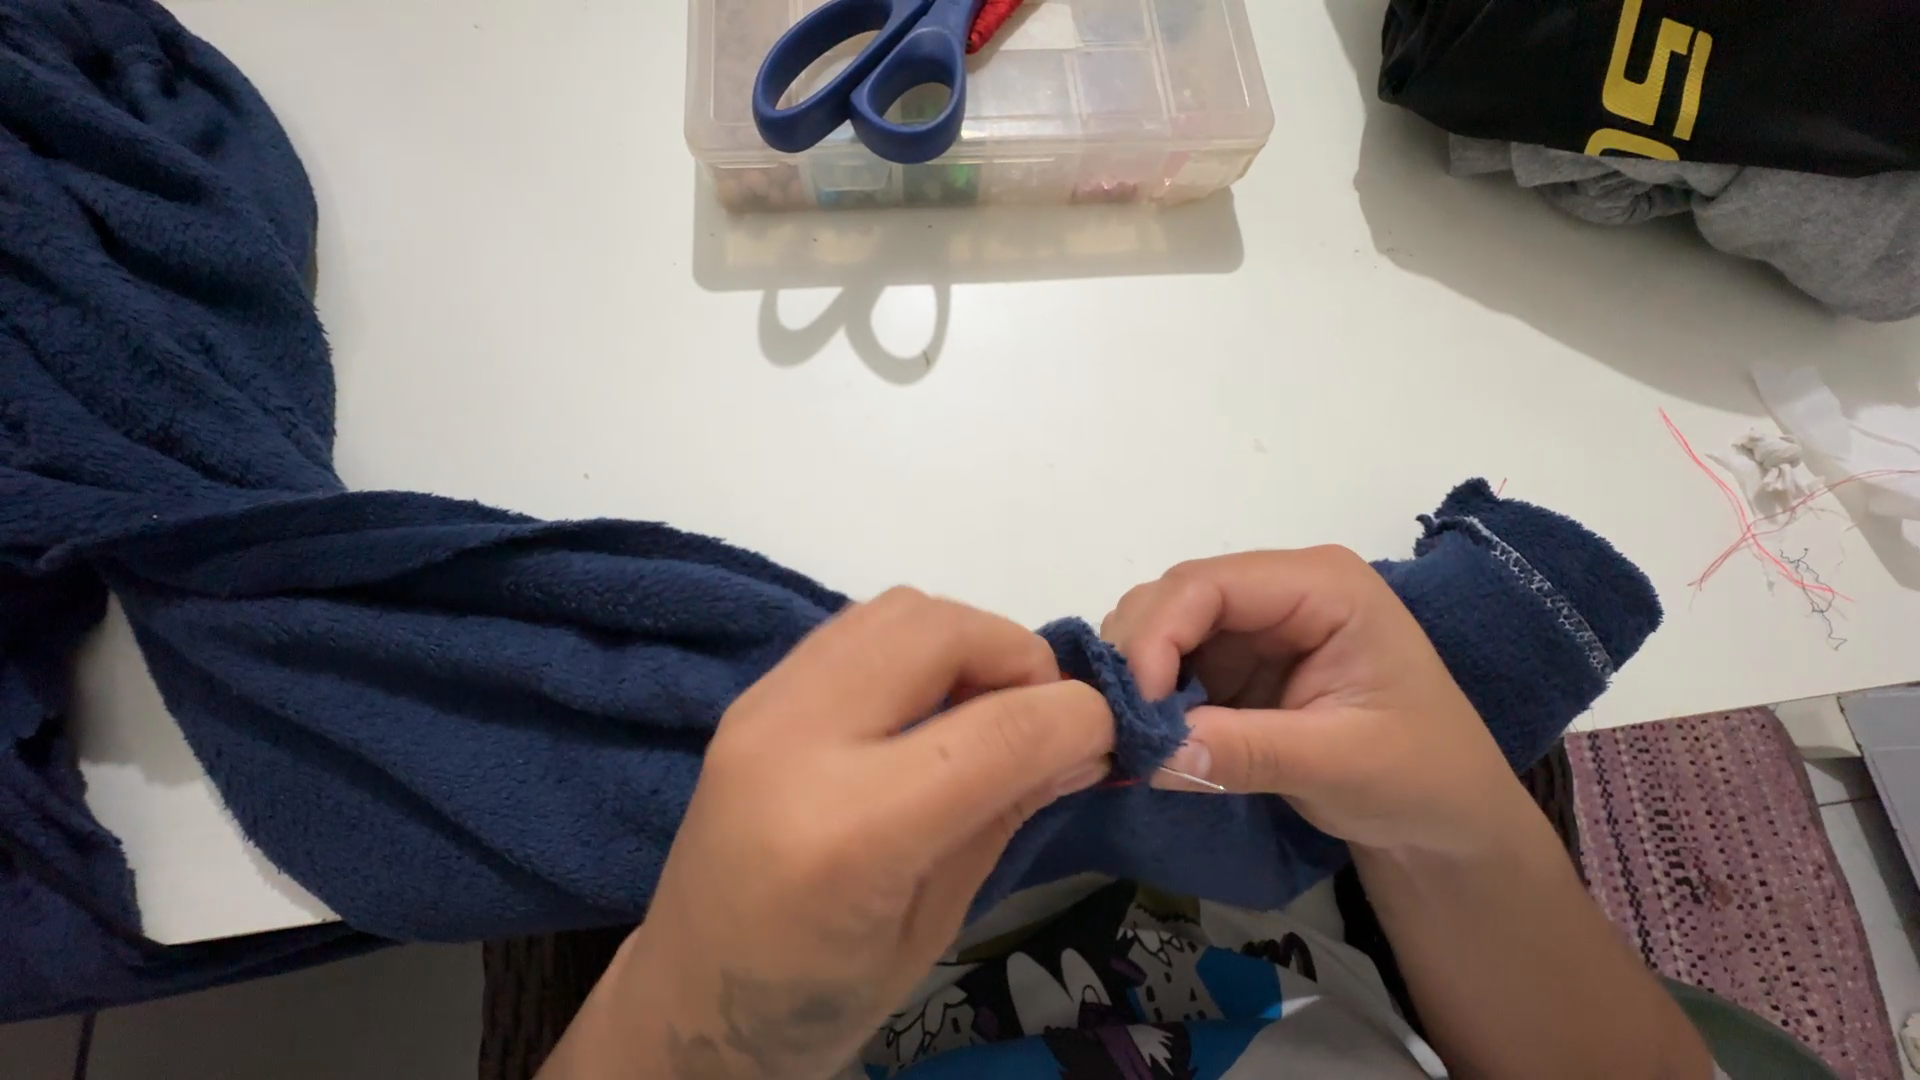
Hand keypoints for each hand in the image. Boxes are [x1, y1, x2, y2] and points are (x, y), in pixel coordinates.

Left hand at [613, 589, 1114, 1079]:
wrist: (686, 1001)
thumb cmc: (820, 997)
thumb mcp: (937, 923)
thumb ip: (1009, 810)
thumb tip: (1085, 737)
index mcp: (849, 833)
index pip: (996, 730)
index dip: (1075, 715)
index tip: (1107, 729)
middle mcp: (797, 741)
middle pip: (939, 632)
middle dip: (1017, 655)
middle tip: (1042, 714)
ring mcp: (764, 705)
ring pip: (898, 610)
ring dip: (966, 638)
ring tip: (984, 703)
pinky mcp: (755, 692)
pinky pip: (858, 627)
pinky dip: (916, 643)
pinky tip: (926, 701)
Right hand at [1101, 547, 1529, 857]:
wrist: (1447, 824)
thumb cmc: (1424, 780)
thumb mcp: (1344, 764)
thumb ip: (1247, 752)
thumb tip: (1150, 751)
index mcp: (1320, 585)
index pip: (1207, 584)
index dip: (1157, 636)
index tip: (1135, 707)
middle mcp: (1277, 591)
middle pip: (1173, 598)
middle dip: (1138, 657)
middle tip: (1122, 726)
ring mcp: (1253, 626)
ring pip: (1160, 628)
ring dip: (1138, 679)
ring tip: (1136, 735)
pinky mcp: (1234, 664)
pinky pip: (1170, 666)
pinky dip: (1149, 699)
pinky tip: (1150, 735)